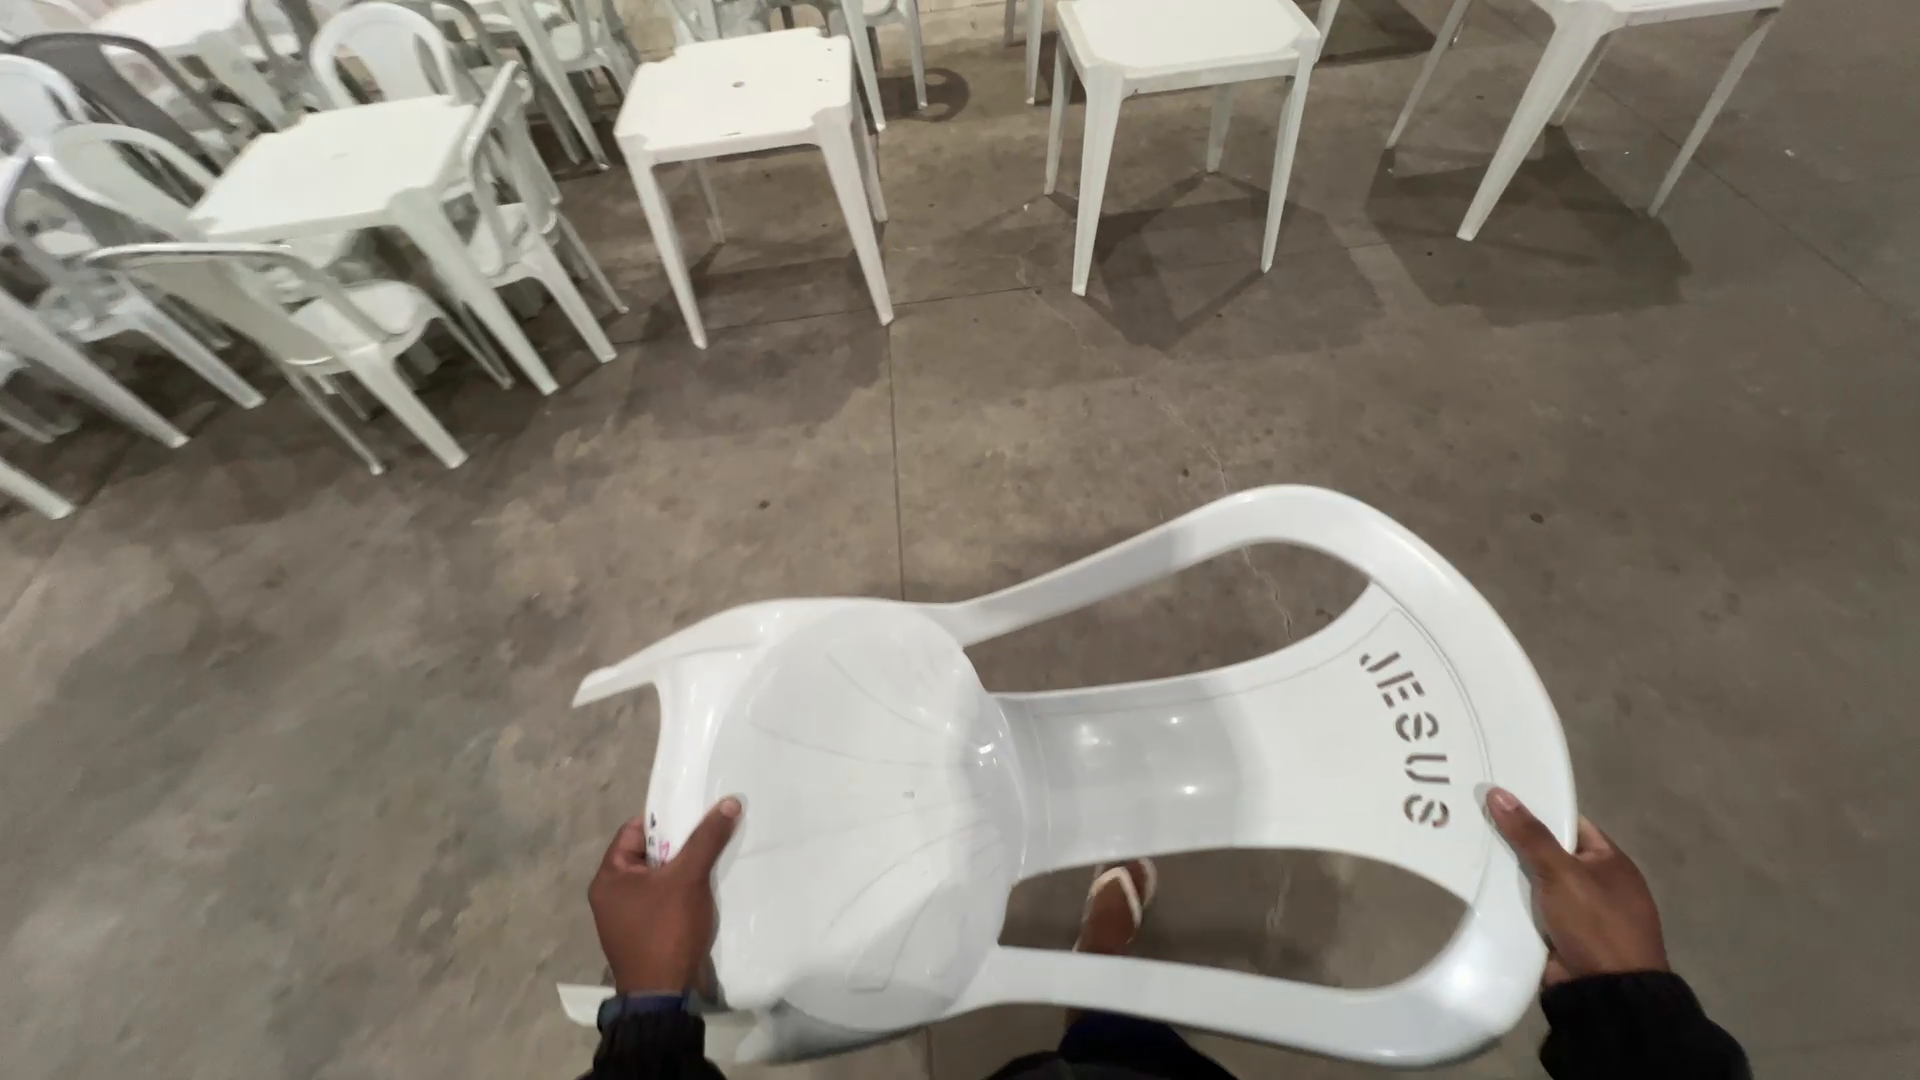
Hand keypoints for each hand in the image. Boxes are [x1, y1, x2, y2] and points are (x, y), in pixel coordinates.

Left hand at [589, 796, 742, 993]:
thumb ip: (707, 838)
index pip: (634, 831)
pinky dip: (685, 887)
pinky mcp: (646, 930)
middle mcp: (613, 894)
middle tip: (710, 829)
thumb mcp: (688, 877)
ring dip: (686, 864)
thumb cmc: (665, 930)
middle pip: (650, 852)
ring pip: (661, 875)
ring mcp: (629, 915)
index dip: (664, 819)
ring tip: (715, 851)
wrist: (663, 994)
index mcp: (609, 877)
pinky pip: (666, 896)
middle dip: (680, 841)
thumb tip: (729, 802)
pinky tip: (709, 882)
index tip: (694, 812)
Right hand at [1486, 788, 1668, 986]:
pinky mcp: (1555, 926)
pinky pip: (1525, 898)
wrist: (1607, 993)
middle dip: (1512, 834)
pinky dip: (1505, 890)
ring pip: (1531, 874)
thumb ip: (1531, 835)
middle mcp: (1594, 881)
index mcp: (1610, 863)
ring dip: (1504, 864)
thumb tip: (1498, 793)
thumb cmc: (1597, 926)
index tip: (1497, 793)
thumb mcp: (1564, 874)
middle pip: (1546, 847)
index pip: (1569, 822)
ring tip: (1462, 839)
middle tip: (1470, 813)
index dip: (1537, 806)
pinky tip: (1474, 877)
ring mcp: (1575, 906)